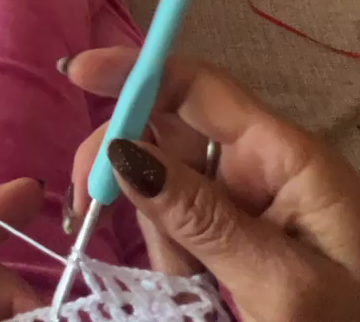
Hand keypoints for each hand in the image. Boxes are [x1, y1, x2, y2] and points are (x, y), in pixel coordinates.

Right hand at [65, 54, 359, 321]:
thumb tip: (120, 150)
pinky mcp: (238, 237)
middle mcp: (262, 165)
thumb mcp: (282, 288)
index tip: (74, 75)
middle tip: (86, 207)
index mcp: (285, 155)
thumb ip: (199, 217)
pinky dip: (166, 247)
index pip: (196, 86)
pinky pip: (177, 220)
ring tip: (183, 283)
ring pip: (163, 181)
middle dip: (126, 165)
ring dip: (153, 224)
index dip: (134, 71)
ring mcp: (249, 202)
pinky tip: (185, 283)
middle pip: (166, 131)